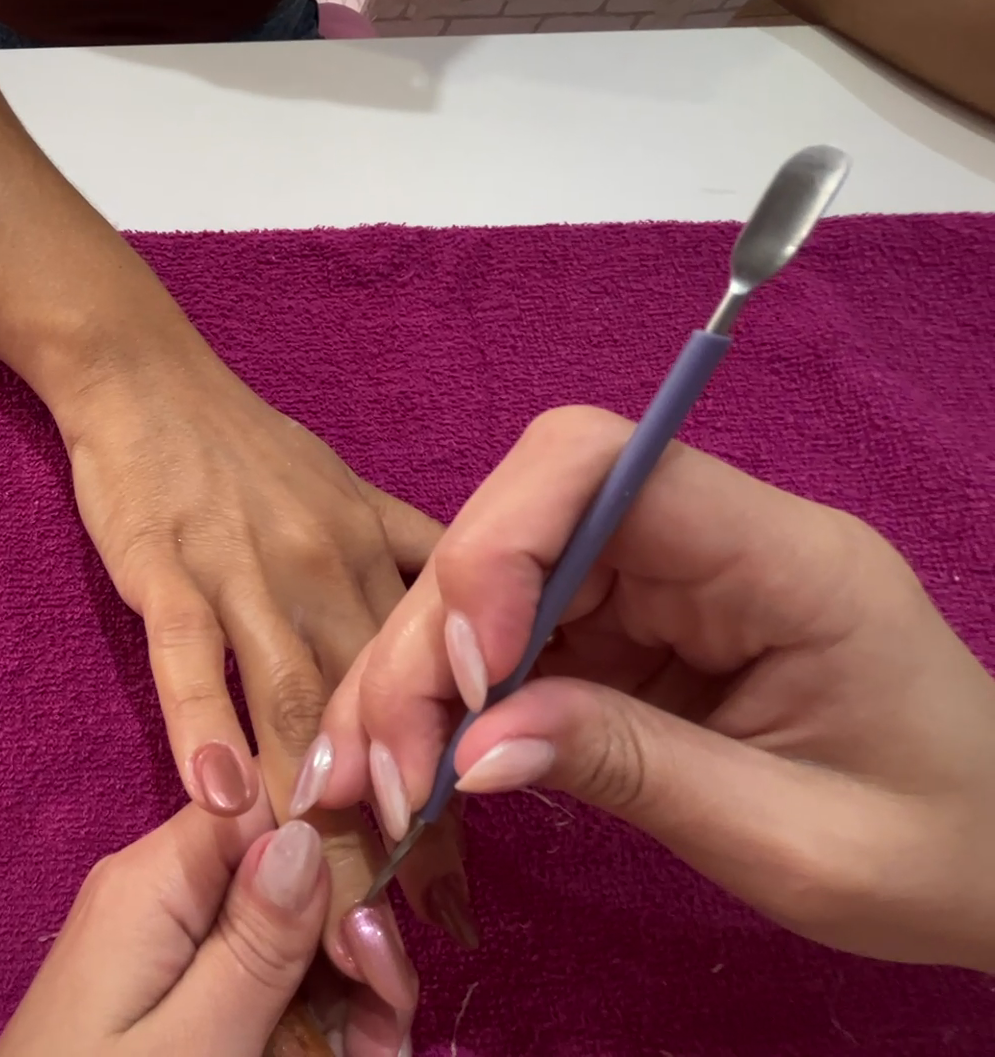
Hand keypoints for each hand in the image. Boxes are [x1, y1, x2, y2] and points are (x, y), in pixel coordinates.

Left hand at [0, 797, 414, 1056]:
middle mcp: (154, 885)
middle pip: (274, 871)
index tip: (368, 943)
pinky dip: (298, 1007)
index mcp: (152, 879)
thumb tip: (304, 829)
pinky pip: (245, 965)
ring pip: (273, 925)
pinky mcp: (165, 973)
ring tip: (374, 1052)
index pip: (256, 808)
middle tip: (386, 1031)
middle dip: (342, 939)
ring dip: (336, 987)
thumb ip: (253, 942)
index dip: (327, 855)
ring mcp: (158, 929)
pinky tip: (339, 1050)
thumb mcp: (193, 1045)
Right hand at [54, 349, 473, 997]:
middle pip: (373, 712)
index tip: (459, 895)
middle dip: (392, 836)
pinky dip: (205, 725)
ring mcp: (247, 569)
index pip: (433, 686)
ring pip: (292, 698)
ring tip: (325, 915)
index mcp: (379, 555)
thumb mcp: (345, 488)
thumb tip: (462, 629)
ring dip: (312, 807)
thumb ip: (407, 556)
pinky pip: (193, 655)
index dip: (449, 793)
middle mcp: (328, 570)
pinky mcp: (171, 567)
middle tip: (404, 951)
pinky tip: (220, 799)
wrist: (147, 384)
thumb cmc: (241, 446)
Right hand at [319, 405, 994, 971]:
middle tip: (391, 768)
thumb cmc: (951, 852)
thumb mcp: (808, 842)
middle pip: (493, 538)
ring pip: (458, 593)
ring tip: (378, 782)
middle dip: (424, 649)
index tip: (474, 669)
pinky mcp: (575, 629)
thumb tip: (469, 750)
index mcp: (772, 554)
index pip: (593, 463)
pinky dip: (417, 700)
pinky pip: (465, 643)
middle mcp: (674, 546)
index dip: (502, 541)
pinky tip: (397, 762)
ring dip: (401, 680)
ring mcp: (616, 586)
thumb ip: (634, 770)